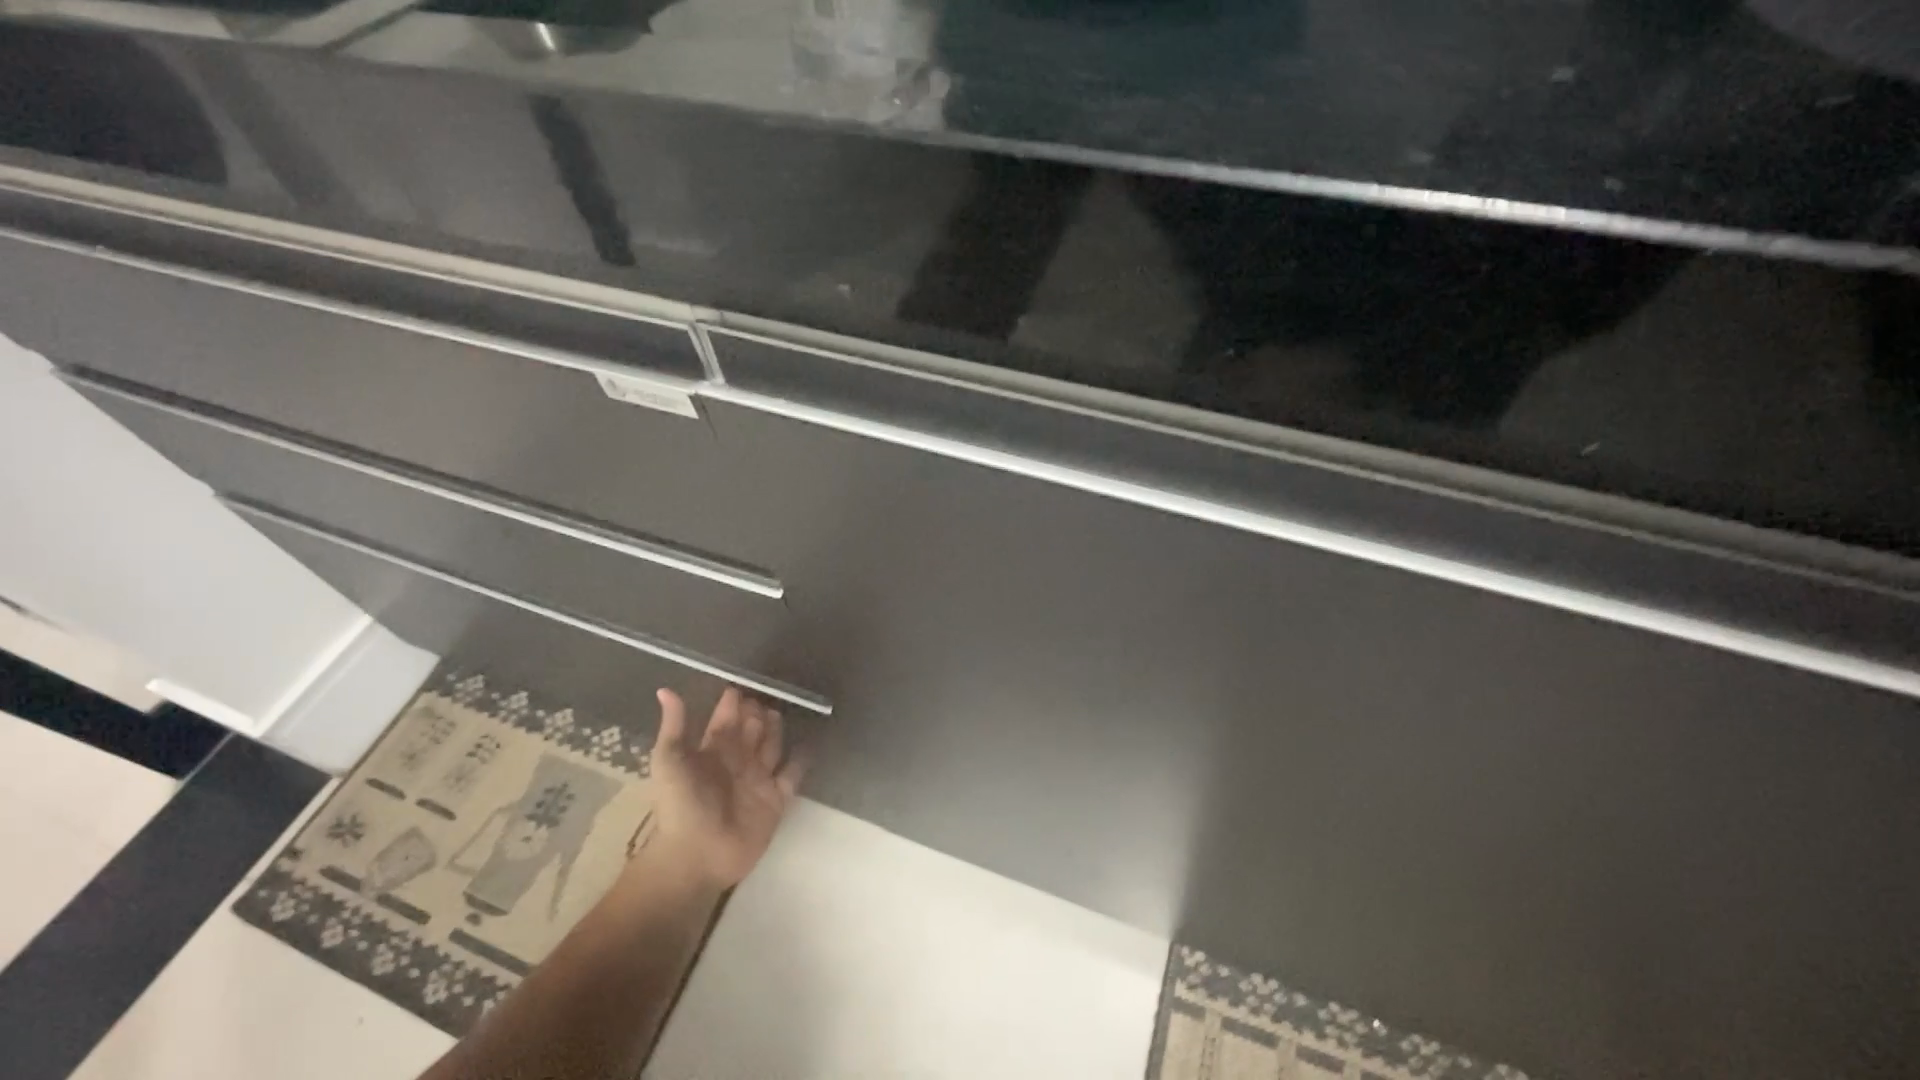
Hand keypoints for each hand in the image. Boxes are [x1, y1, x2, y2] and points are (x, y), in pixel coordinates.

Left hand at [643, 686, 804, 888]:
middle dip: (756, 713)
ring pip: (771, 747)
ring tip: (779, 712)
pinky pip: (792, 776)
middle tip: (765, 694)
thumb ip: (674, 727)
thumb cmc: (680, 806)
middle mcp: (736, 763)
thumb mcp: (669, 762)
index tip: (739, 687)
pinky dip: (801, 761)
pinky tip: (808, 743)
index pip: (724, 722)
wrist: (696, 855)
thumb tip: (665, 689)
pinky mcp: (776, 800)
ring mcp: (757, 781)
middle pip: (751, 731)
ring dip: (775, 730)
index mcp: (710, 753)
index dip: (731, 706)